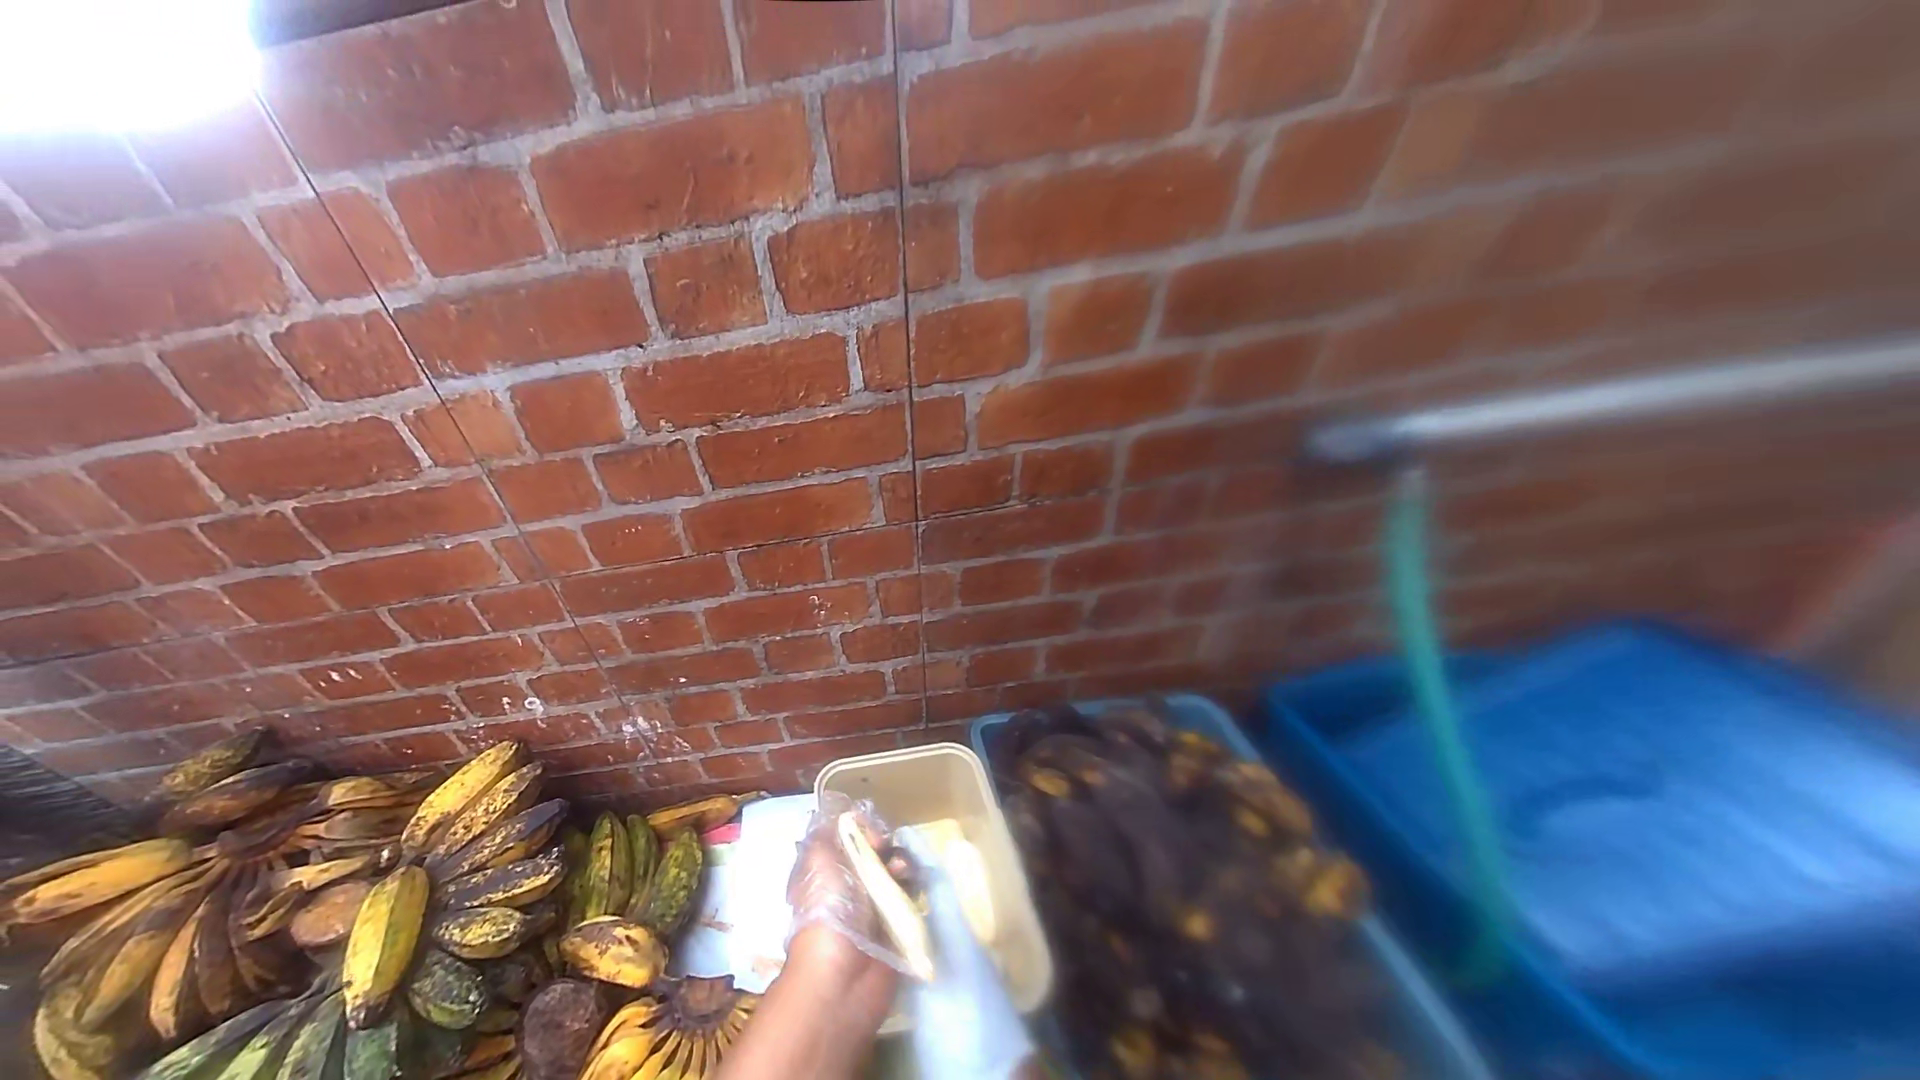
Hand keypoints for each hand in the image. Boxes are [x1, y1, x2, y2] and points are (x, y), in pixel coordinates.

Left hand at [784, 801, 900, 1033]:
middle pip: (874, 851)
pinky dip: (912, 882)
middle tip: (883, 846)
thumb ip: (829, 832)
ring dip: (899, 861)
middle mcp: (850, 886)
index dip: (859, 828)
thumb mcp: (817, 858)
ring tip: (899, 869)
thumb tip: (847, 817)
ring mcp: (874, 905)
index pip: (849, 839)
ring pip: (894, 869)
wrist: (844, 971)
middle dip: (882, 843)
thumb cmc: (826, 907)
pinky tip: (909, 881)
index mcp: (826, 871)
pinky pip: (910, 891)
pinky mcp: (897, 922)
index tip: (865, 831)